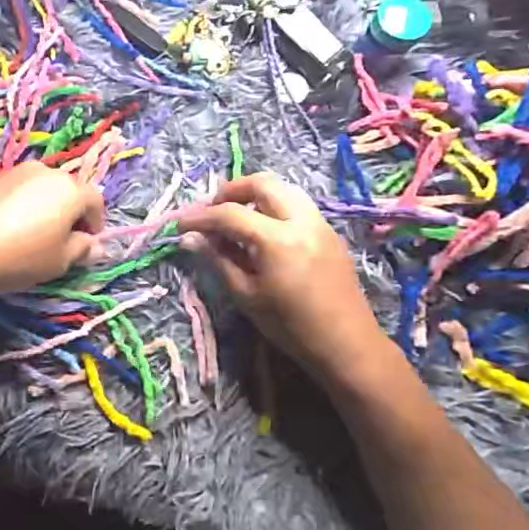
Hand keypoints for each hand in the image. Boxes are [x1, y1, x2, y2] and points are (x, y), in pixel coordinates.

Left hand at [0, 162, 104, 296]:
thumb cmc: (16, 256)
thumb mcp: (57, 262)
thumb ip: (82, 250)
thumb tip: (95, 245)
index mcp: (70, 189)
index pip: (97, 200)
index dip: (96, 223)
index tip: (87, 243)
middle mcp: (47, 171)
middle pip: (70, 190)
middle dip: (71, 214)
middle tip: (61, 241)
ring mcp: (17, 170)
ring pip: (44, 188)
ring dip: (47, 208)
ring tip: (34, 235)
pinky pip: (20, 190)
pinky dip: (24, 205)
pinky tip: (10, 227)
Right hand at [179, 172, 385, 371]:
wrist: (347, 345)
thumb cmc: (291, 327)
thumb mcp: (246, 296)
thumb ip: (218, 260)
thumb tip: (190, 238)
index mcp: (278, 240)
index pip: (230, 214)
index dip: (201, 217)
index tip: (181, 226)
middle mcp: (302, 221)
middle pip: (262, 183)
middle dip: (231, 191)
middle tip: (212, 211)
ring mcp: (320, 224)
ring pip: (284, 189)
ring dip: (255, 195)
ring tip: (236, 219)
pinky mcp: (330, 233)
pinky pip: (298, 205)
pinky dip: (274, 207)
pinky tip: (262, 233)